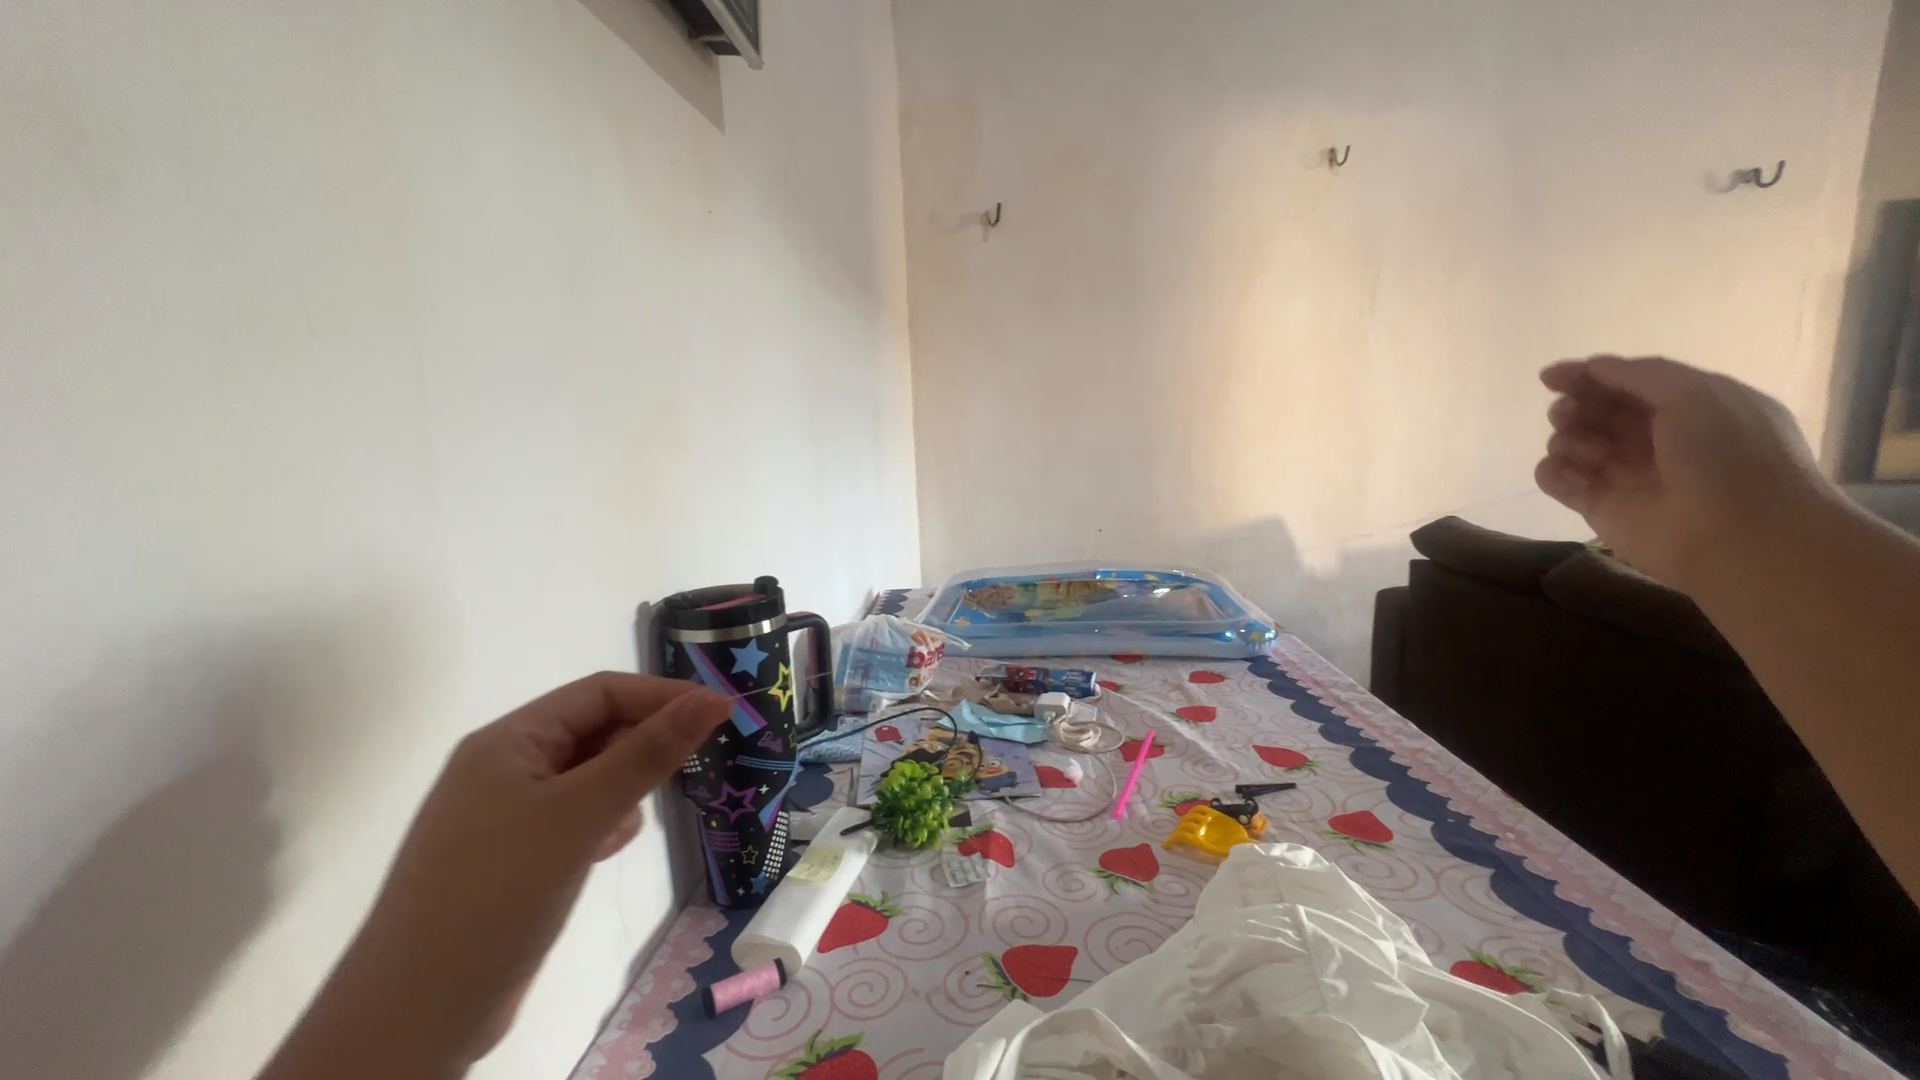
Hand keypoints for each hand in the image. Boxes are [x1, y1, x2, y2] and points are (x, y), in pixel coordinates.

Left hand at [261, 673, 728, 1079]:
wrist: (416, 1015)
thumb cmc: (498, 893)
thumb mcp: (581, 814)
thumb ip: (648, 753)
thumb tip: (713, 699)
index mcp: (508, 741)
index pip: (599, 693)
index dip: (662, 695)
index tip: (721, 712)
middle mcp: (504, 768)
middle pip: (592, 731)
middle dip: (644, 741)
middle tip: (698, 761)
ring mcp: (505, 816)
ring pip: (587, 776)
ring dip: (624, 785)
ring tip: (638, 815)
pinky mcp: (514, 859)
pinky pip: (573, 818)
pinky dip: (602, 821)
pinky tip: (610, 847)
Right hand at [1535, 355, 1828, 588]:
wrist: (1738, 535)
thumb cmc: (1728, 455)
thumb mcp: (1695, 393)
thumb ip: (1638, 374)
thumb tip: (1590, 367)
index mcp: (1687, 408)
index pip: (1625, 384)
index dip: (1587, 376)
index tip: (1549, 378)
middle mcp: (1654, 439)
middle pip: (1593, 412)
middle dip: (1574, 407)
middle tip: (1569, 414)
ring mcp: (1624, 474)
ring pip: (1570, 443)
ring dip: (1568, 440)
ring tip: (1591, 455)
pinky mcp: (1598, 506)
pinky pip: (1557, 479)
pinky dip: (1554, 472)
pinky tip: (1573, 477)